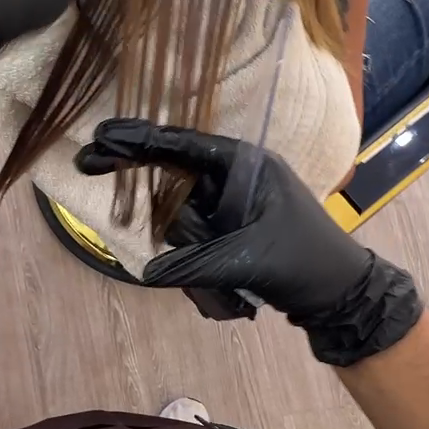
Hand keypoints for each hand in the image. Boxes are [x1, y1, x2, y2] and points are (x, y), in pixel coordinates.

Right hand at [75, 119, 421, 365]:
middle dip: (136, 168)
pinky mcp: (232, 224)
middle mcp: (237, 175)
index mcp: (246, 165)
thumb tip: (145, 273)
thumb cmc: (302, 263)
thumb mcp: (246, 261)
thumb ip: (192, 265)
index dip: (141, 139)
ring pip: (181, 203)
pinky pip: (195, 226)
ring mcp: (234, 200)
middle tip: (87, 162)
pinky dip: (187, 242)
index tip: (102, 135)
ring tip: (199, 251)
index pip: (184, 144)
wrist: (341, 292)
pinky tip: (193, 266)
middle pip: (174, 168)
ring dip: (177, 228)